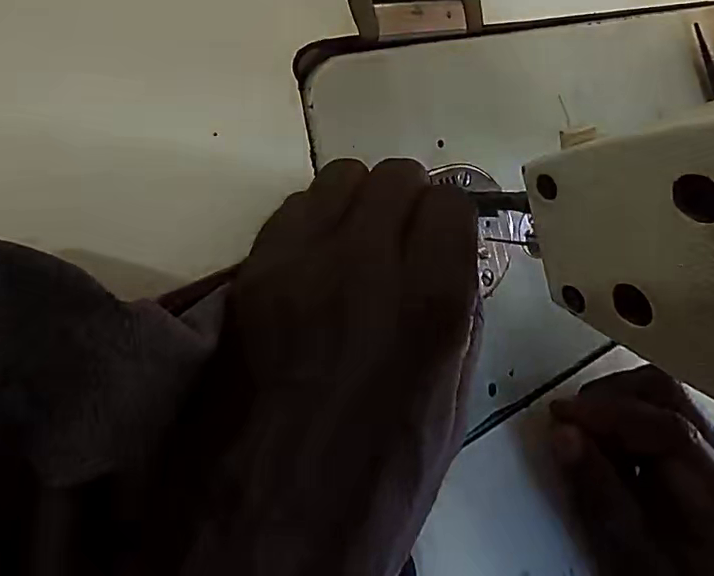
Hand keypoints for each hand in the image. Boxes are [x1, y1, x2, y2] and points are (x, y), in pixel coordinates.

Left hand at [175, 159, 481, 575]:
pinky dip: (313, 219)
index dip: (452, 219)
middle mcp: (366, 266)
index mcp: (430, 306)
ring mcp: (300, 263)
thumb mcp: (448, 414)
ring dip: (360, 200)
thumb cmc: (371, 491)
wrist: (255, 537)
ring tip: (357, 242)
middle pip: (396, 177)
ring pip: (342, 176)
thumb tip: (458, 265)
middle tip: (404, 237)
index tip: (446, 237)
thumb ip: (461, 321)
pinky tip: (315, 261)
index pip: (451, 204)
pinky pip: (293, 207)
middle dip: (409, 200)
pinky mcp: (252, 272)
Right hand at [551, 366, 713, 575]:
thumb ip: (606, 504)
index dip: (610, 413)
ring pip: (675, 405)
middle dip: (614, 396)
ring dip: (624, 408)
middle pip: (673, 398)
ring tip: (588, 436)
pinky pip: (678, 427)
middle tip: (573, 417)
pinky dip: (638, 427)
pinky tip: (615, 454)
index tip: (563, 415)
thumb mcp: (641, 569)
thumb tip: (566, 436)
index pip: (670, 429)